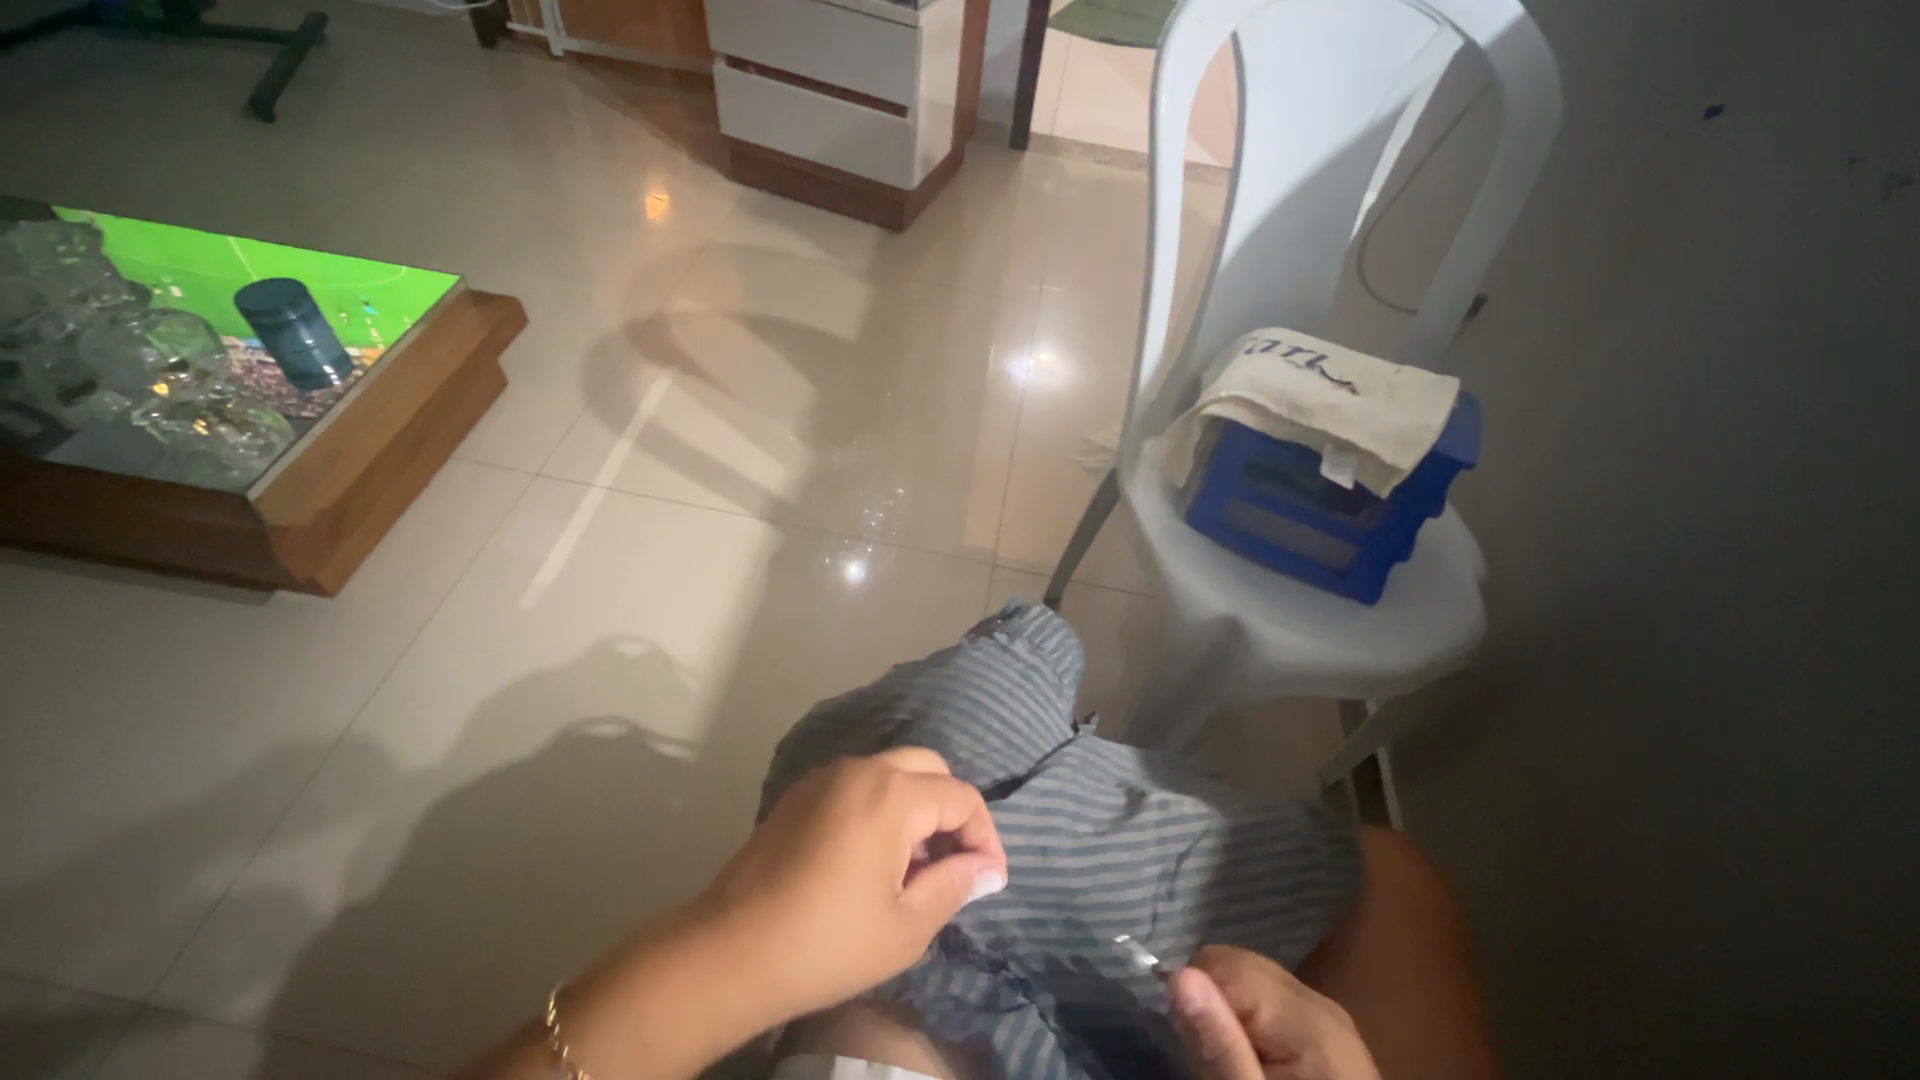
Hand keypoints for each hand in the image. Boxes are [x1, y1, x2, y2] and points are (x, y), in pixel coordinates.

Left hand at [690, 747, 1007, 1019]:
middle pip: (928, 768)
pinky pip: (857, 785)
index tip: (989, 881)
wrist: (729, 952)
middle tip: (954, 863)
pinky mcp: (798, 796)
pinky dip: (880, 807)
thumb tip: (986, 869)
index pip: (961, 797)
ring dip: (915, 807)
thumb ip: (954, 886)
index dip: (985, 837)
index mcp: (892, 795)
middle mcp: (860, 770)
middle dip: (952, 810)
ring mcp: (824, 779)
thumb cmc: (827, 944)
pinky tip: (872, 859)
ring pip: (890, 772)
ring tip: (915, 866)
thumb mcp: (906, 927)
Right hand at [1168, 945, 1380, 1079]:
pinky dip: (1251, 1025)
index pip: (1219, 963)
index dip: (1194, 1002)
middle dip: (1212, 1006)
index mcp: (1307, 1018)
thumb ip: (1217, 1046)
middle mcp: (1321, 1002)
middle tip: (1218, 1066)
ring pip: (1249, 982)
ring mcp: (1328, 1018)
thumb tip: (1179, 975)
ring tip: (1237, 1069)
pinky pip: (1270, 1003)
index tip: (1197, 1052)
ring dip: (1229, 1016)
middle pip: (1235, 966)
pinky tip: (1258, 1068)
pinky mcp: (1328, 1036)